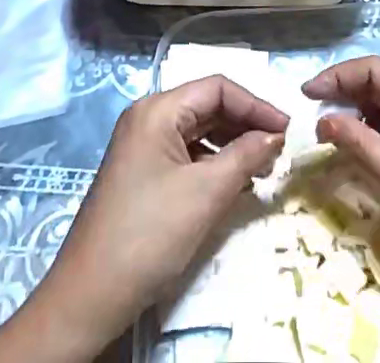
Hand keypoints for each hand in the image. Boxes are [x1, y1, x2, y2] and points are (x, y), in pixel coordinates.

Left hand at [0, 77, 288, 360]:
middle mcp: (147, 117)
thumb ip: (245, 156)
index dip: (255, 104)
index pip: (216, 88)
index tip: (287, 129)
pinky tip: (234, 182)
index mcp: (157, 110)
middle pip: (206, 105)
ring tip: (263, 167)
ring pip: (197, 130)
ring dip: (232, 143)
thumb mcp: (206, 192)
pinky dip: (213, 161)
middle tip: (279, 150)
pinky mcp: (141, 171)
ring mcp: (141, 144)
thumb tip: (274, 135)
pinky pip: (185, 152)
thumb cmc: (151, 232)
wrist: (92, 292)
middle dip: (245, 123)